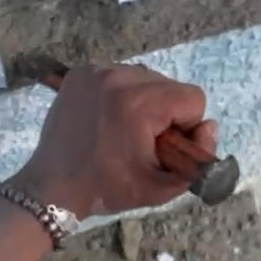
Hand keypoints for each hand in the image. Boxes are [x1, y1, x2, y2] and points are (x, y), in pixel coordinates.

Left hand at [7, 64, 218, 219]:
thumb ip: (198, 158)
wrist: (52, 187)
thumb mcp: (162, 186)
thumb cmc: (107, 189)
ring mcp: (95, 71)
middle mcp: (118, 77)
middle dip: (166, 113)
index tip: (164, 147)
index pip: (193, 98)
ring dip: (145, 101)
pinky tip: (107, 118)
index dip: (187, 127)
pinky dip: (121, 94)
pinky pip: (119, 76)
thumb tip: (208, 127)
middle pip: (170, 86)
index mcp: (140, 104)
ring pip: (146, 78)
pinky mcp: (80, 73)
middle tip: (143, 141)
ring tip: (125, 129)